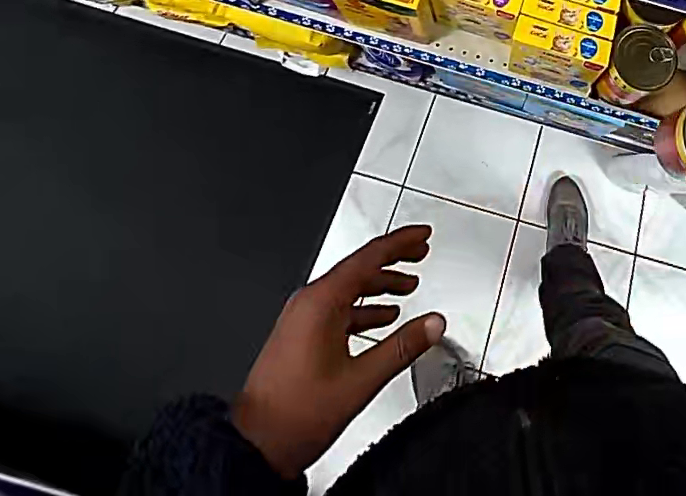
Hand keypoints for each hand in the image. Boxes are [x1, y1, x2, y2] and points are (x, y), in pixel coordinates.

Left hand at [232, 226, 443, 477]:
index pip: (370, 255)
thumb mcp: (360, 380)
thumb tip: (435, 323)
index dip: (402, 241)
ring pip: (350, 287)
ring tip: (407, 284)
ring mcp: (301, 319)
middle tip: (420, 250)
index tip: (422, 233)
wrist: (250, 451)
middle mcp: (308, 304)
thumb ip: (403, 346)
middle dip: (395, 257)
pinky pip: (339, 306)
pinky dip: (366, 305)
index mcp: (321, 303)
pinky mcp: (300, 335)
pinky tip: (383, 316)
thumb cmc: (292, 416)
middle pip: (360, 266)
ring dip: (382, 282)